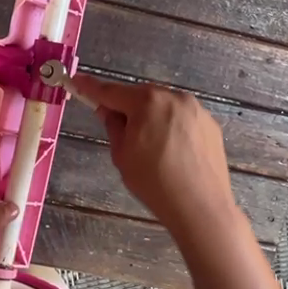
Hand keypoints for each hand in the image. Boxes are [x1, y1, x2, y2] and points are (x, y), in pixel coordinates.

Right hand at [71, 76, 240, 236]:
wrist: (200, 207)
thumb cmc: (154, 183)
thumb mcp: (121, 155)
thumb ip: (113, 126)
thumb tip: (108, 110)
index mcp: (147, 102)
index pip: (111, 91)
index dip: (90, 87)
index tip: (77, 81)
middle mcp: (174, 97)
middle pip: (141, 95)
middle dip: (127, 107)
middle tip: (120, 129)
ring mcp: (196, 109)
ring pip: (164, 105)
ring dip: (152, 116)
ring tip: (151, 146)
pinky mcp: (210, 124)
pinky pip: (182, 118)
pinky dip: (172, 127)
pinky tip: (172, 152)